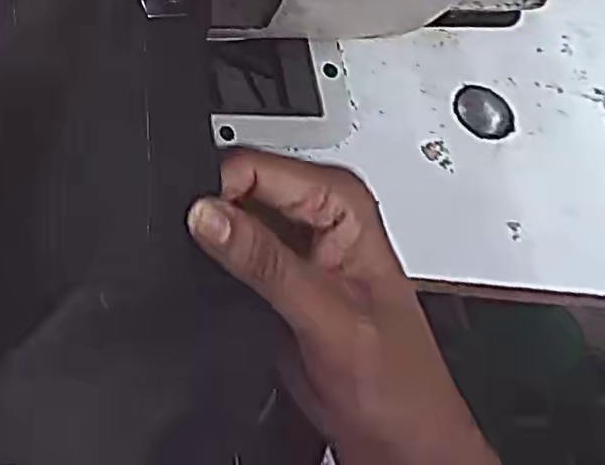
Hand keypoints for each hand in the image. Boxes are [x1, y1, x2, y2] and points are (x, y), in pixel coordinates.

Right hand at [187, 150, 494, 464]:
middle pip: (238, 184)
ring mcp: (294, 238)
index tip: (201, 224)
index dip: (220, 191)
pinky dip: (215, 262)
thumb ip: (264, 261)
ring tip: (234, 283)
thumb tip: (208, 214)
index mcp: (341, 200)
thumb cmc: (400, 389)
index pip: (257, 166)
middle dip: (214, 213)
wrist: (403, 447)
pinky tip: (228, 289)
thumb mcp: (327, 320)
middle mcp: (317, 209)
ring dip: (214, 240)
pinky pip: (227, 246)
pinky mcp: (274, 266)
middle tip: (214, 258)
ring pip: (227, 213)